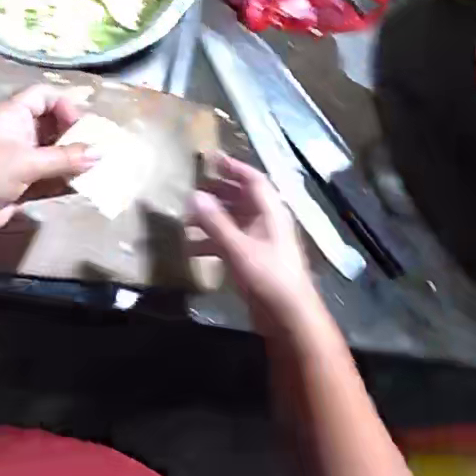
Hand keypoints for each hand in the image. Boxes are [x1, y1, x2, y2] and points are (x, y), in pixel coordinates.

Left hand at [0, 84, 98, 250]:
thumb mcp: (26, 162)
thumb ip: (65, 158)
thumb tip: (102, 152)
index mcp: (11, 115)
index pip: (43, 96)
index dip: (65, 105)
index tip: (82, 126)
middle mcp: (14, 134)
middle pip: (51, 125)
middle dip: (75, 136)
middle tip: (100, 149)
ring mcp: (15, 161)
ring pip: (52, 155)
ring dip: (73, 162)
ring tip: (99, 170)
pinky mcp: (17, 187)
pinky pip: (47, 179)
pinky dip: (63, 182)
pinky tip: (83, 188)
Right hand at [189, 152, 317, 323]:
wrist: (289, 317)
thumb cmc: (268, 277)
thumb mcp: (238, 248)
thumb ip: (216, 222)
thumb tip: (194, 194)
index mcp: (271, 212)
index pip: (253, 179)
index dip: (234, 167)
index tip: (211, 158)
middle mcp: (267, 221)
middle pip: (242, 198)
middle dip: (218, 192)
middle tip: (193, 188)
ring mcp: (261, 241)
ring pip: (234, 220)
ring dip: (212, 218)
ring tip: (186, 219)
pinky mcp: (254, 260)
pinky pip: (231, 241)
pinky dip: (213, 241)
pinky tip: (191, 249)